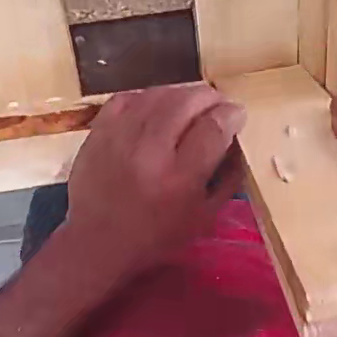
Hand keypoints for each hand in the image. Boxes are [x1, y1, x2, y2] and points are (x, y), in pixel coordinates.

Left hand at [61, 84, 246, 284]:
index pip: (214, 127)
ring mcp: (120, 137)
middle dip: (212, 98)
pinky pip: (130, 97)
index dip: (232, 114)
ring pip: (160, 94)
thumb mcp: (205, 215)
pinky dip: (150, 97)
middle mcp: (150, 152)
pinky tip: (159, 108)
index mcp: (180, 178)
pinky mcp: (99, 131)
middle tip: (219, 105)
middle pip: (188, 101)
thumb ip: (229, 177)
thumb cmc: (158, 236)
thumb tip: (240, 140)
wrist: (96, 242)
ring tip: (192, 104)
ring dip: (184, 94)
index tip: (237, 115)